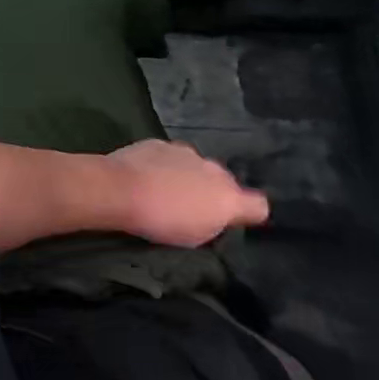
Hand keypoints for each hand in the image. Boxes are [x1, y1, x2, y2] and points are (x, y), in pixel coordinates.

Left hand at [105, 139, 268, 246]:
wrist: (119, 188)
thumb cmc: (160, 221)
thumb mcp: (194, 237)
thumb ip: (212, 222)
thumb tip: (214, 213)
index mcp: (229, 197)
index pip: (259, 205)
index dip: (247, 213)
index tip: (230, 219)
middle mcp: (214, 169)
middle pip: (224, 182)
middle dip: (211, 192)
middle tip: (188, 205)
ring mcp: (187, 152)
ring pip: (196, 166)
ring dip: (187, 176)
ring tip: (162, 189)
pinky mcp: (160, 143)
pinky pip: (170, 156)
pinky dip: (163, 164)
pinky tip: (145, 174)